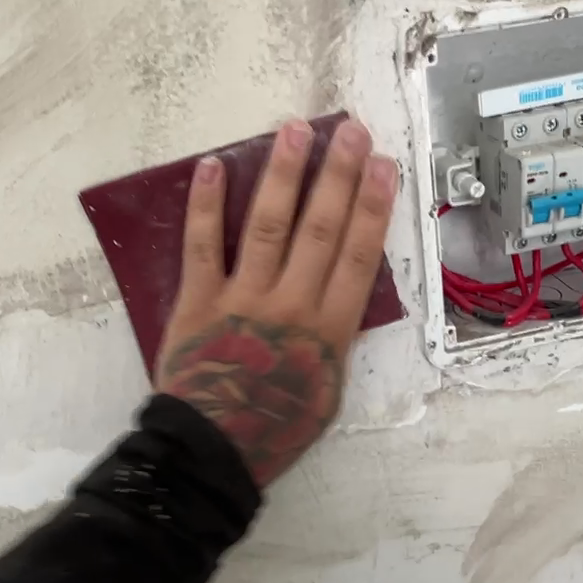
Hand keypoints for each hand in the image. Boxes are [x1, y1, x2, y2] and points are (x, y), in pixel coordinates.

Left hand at [155, 117, 397, 486]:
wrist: (213, 452)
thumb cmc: (276, 429)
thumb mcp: (329, 391)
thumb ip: (335, 339)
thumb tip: (340, 298)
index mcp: (329, 330)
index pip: (358, 256)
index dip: (373, 207)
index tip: (384, 167)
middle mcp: (292, 304)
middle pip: (320, 229)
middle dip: (339, 177)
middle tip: (352, 131)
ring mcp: (243, 298)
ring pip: (269, 225)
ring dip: (284, 174)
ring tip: (296, 130)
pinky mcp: (198, 299)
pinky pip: (203, 245)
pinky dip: (207, 205)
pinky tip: (215, 165)